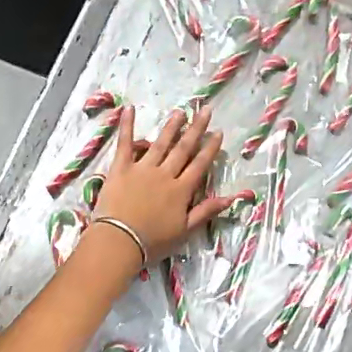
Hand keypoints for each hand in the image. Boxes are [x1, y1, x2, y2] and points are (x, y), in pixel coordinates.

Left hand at [92, 106, 231, 262]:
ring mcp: (142, 169)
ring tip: (180, 112)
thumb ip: (205, 211)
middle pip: (183, 149)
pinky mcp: (121, 168)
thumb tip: (230, 198)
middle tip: (204, 111)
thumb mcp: (184, 231)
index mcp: (181, 191)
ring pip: (160, 143)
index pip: (199, 165)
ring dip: (171, 127)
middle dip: (195, 129)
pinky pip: (124, 143)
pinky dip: (127, 125)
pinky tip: (128, 108)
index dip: (210, 149)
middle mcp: (165, 174)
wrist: (120, 241)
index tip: (218, 133)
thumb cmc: (153, 242)